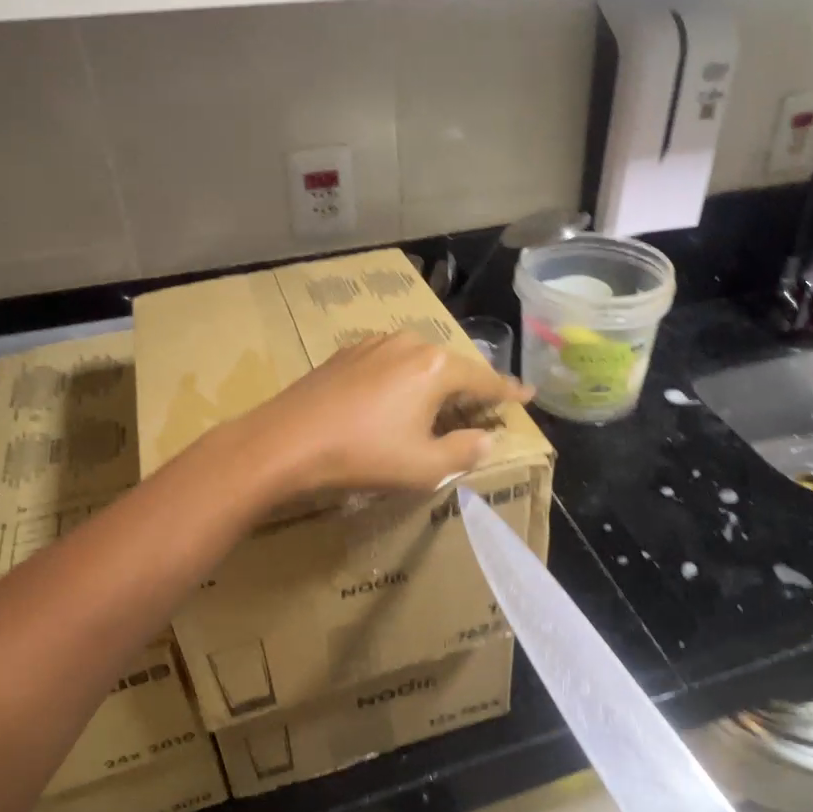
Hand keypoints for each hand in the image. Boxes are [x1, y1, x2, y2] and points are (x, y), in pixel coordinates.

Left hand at [233, 332, 532, 494]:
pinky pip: (389, 363)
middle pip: (451, 366)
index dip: (508, 391)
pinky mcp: (345, 353)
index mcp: (436, 368)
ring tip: (437, 407)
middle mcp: (409, 344)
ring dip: (433, 383)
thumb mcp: (423, 467)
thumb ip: (463, 450)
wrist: (285, 442)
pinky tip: (393, 401)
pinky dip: (403, 380)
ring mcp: (374, 344)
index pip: (484, 379)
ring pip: (419, 362)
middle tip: (480, 410)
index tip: (527, 394)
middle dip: (469, 387)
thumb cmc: (362, 455)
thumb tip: (485, 439)